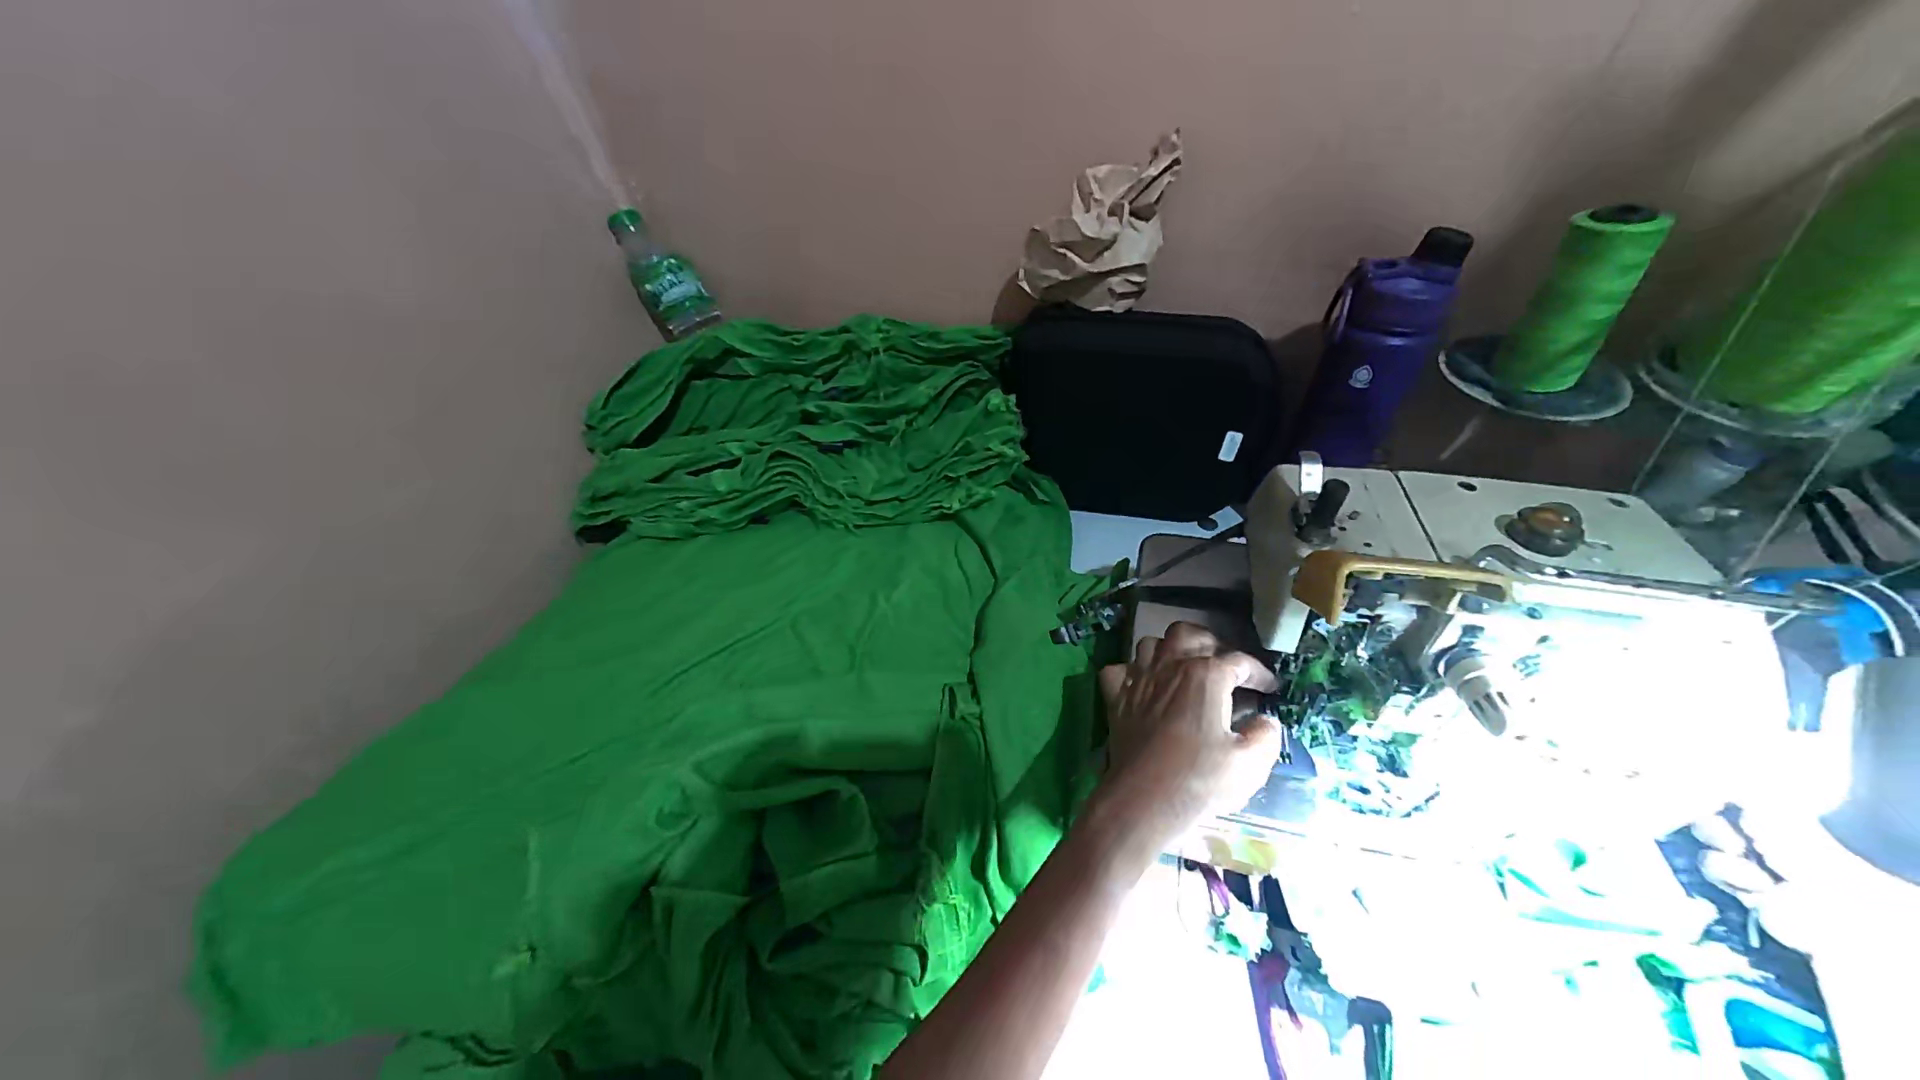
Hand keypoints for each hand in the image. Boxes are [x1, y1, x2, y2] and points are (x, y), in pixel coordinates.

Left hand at [1090, 621, 1282, 851]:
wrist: (1143, 799)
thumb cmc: (1200, 780)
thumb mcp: (1250, 763)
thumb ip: (1266, 735)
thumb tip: (1266, 721)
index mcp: (1205, 676)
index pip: (1239, 661)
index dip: (1260, 673)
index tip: (1271, 688)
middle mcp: (1169, 667)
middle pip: (1188, 635)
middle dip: (1211, 644)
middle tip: (1225, 667)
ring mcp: (1137, 680)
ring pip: (1151, 645)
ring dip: (1170, 651)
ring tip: (1185, 669)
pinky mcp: (1115, 698)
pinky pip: (1120, 670)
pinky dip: (1132, 672)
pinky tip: (1143, 685)